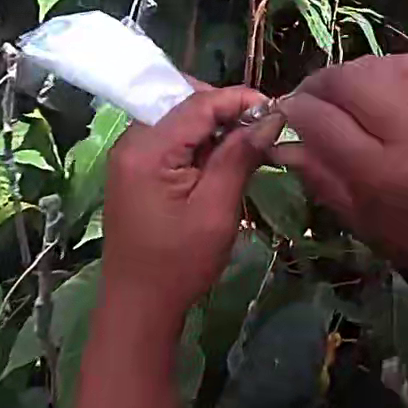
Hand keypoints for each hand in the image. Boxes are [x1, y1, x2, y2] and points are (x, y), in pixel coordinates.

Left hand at [101, 86, 281, 317]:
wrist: (138, 308)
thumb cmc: (179, 263)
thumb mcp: (216, 209)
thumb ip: (239, 156)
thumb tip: (271, 116)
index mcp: (147, 150)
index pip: (198, 102)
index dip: (239, 99)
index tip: (276, 110)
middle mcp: (132, 141)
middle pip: (185, 101)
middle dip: (227, 108)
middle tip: (261, 128)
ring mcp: (132, 155)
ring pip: (181, 117)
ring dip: (216, 124)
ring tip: (249, 143)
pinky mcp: (137, 168)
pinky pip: (174, 137)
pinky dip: (202, 140)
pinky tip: (224, 158)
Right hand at [268, 55, 407, 279]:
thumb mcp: (356, 217)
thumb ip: (316, 173)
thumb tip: (275, 137)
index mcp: (384, 172)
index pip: (323, 121)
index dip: (291, 112)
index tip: (276, 117)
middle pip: (345, 81)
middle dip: (313, 87)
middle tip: (301, 104)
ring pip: (367, 65)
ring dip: (340, 77)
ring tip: (331, 100)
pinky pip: (394, 62)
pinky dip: (370, 70)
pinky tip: (364, 92)